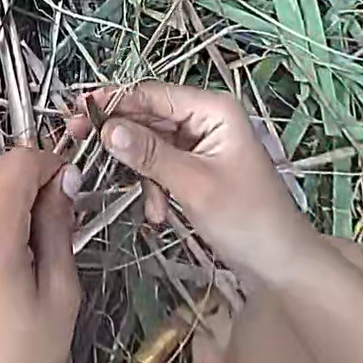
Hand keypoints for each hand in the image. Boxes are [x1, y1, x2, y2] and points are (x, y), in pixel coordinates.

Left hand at [0, 146, 82, 362]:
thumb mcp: (59, 294)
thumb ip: (60, 226)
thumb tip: (66, 183)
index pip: (21, 161)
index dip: (53, 163)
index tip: (73, 182)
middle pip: (4, 166)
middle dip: (38, 177)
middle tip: (66, 209)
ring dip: (21, 193)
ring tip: (45, 234)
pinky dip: (3, 208)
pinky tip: (21, 244)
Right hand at [71, 82, 315, 283]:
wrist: (283, 269)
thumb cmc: (247, 220)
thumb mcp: (194, 185)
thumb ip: (149, 154)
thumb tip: (107, 129)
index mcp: (212, 109)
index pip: (153, 94)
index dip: (115, 100)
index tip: (79, 109)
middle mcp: (204, 117)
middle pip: (148, 115)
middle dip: (120, 136)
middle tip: (78, 139)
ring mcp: (200, 141)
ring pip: (150, 140)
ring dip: (140, 169)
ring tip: (141, 200)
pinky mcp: (195, 164)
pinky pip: (160, 162)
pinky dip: (153, 183)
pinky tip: (156, 210)